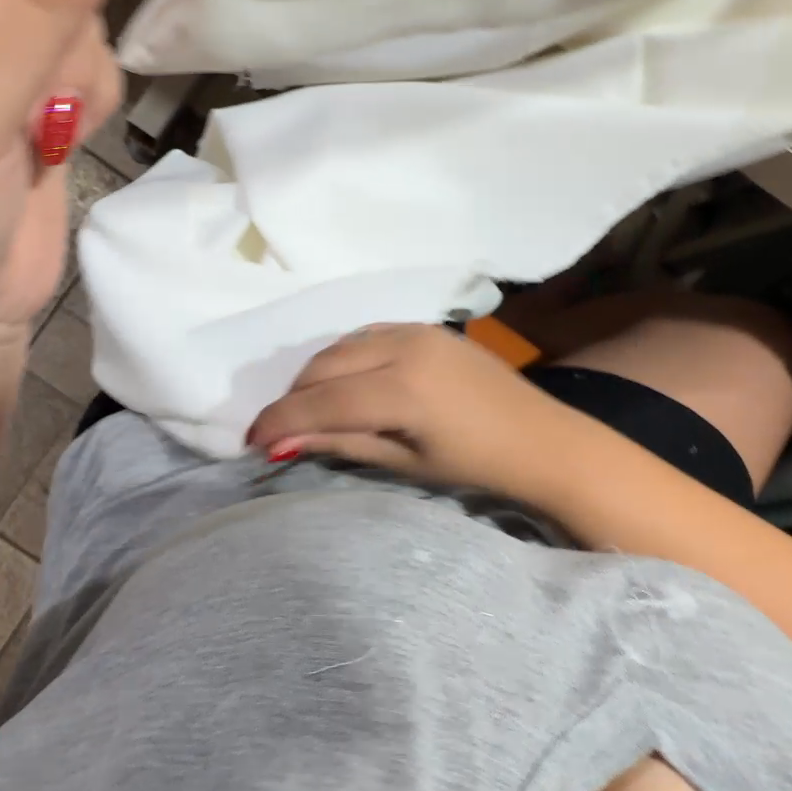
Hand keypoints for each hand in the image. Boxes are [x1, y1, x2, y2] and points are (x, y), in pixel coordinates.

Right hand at [247, 324, 564, 493]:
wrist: (540, 439)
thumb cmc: (475, 464)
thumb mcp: (403, 461)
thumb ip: (339, 443)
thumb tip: (279, 443)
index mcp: (402, 389)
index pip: (320, 401)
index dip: (279, 421)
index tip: (250, 441)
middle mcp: (403, 347)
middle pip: (321, 367)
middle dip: (292, 399)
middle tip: (278, 431)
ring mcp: (415, 330)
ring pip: (338, 347)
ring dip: (314, 378)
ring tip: (308, 410)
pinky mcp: (424, 326)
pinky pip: (363, 336)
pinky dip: (341, 359)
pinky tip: (342, 384)